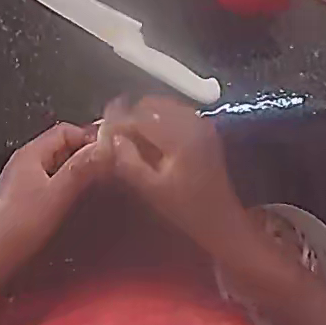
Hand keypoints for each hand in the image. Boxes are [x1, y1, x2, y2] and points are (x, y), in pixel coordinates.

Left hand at [0, 122, 109, 291]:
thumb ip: (81, 169)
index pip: (66, 130)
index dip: (90, 136)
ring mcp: (22, 185)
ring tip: (102, 188)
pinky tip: (81, 207)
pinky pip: (51, 188)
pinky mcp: (22, 205)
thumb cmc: (18, 229)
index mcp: (30, 154)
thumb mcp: (56, 195)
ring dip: (79, 174)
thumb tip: (106, 144)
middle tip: (113, 169)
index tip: (114, 151)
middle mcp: (24, 165)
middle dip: (87, 156)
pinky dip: (68, 191)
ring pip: (57, 169)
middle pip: (62, 148)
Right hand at [103, 96, 246, 245]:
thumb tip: (112, 138)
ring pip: (162, 106)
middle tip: (115, 135)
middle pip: (151, 105)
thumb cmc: (186, 209)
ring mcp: (200, 123)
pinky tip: (150, 139)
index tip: (103, 132)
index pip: (140, 117)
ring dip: (143, 117)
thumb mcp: (151, 189)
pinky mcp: (203, 128)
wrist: (222, 219)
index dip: (118, 122)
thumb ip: (128, 161)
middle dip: (130, 116)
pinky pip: (174, 112)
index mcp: (180, 137)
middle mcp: (192, 122)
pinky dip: (158, 119)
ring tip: (130, 137)